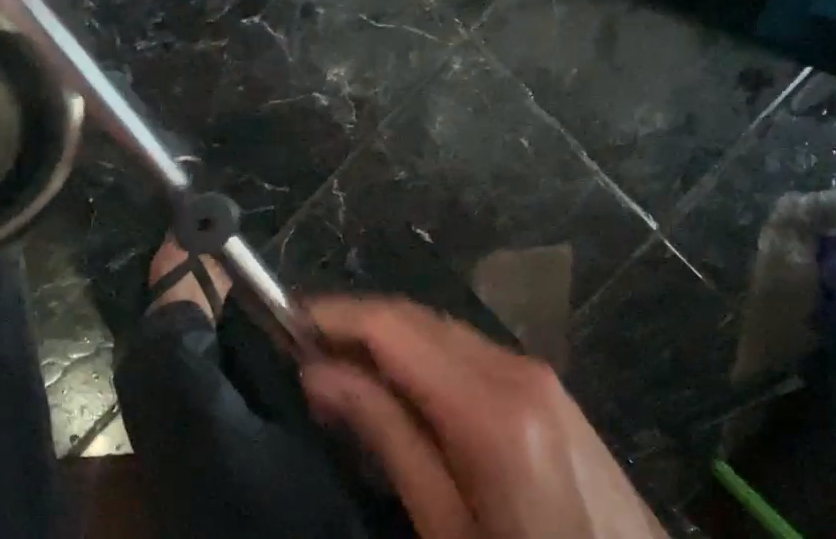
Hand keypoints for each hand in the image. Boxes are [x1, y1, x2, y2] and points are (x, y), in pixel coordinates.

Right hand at [299, 297, 665, 538]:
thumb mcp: (445, 524)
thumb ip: (384, 437)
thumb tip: (317, 373)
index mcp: (488, 406)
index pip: (388, 325)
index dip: (330, 316)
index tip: (283, 325)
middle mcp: (516, 370)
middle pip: (412, 318)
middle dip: (352, 324)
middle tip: (303, 354)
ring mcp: (541, 377)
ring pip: (438, 329)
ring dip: (385, 338)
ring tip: (342, 370)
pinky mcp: (553, 393)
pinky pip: (469, 351)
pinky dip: (422, 354)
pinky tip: (401, 386)